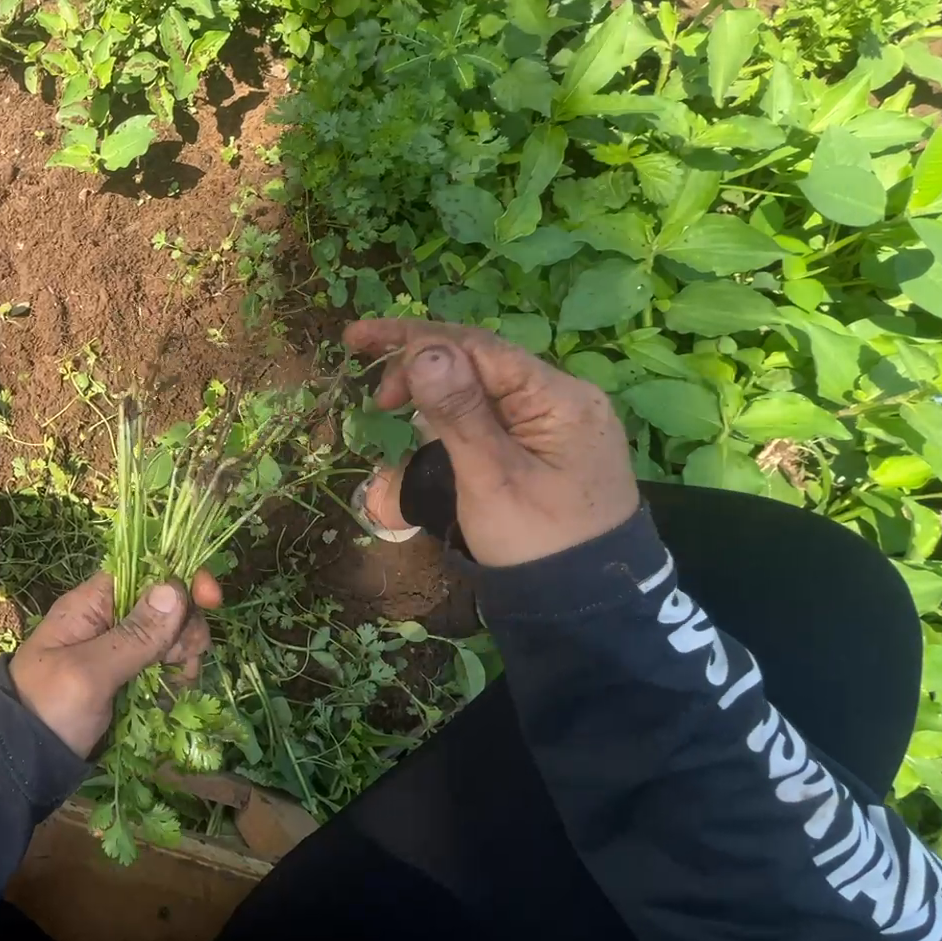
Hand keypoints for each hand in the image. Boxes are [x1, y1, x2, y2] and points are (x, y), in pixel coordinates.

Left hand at [8, 572, 221, 757]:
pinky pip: (164, 668)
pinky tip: (172, 696)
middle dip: (184, 627)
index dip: (179, 578)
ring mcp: (119, 652)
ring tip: (174, 683)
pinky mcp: (128, 681)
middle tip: (179, 661)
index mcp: (92, 604)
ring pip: (170, 638)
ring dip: (184, 656)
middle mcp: (108, 620)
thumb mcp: (88, 672)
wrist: (19, 761)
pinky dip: (175, 679)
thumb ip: (133, 635)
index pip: (144, 571)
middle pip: (166, 605)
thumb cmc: (47, 708)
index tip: (210, 598)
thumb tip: (174, 587)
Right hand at [343, 318, 639, 566]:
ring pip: (480, 384)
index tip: (355, 339)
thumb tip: (423, 349)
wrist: (586, 603)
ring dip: (431, 389)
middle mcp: (560, 398)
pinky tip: (426, 422)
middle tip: (376, 400)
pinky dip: (449, 411)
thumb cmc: (535, 539)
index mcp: (556, 398)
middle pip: (478, 360)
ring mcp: (554, 420)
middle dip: (418, 365)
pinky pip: (489, 410)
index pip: (475, 346)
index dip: (412, 337)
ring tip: (390, 408)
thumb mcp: (490, 476)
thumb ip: (458, 411)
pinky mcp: (543, 442)